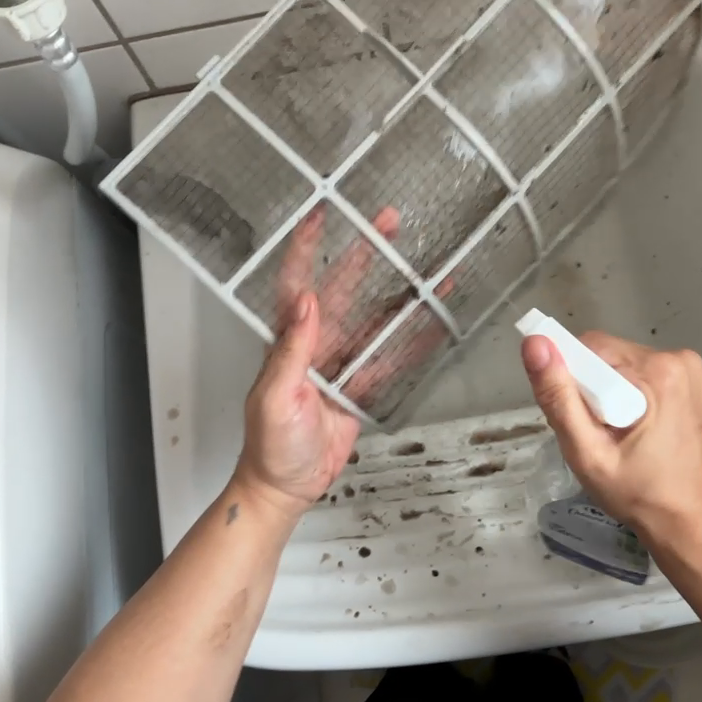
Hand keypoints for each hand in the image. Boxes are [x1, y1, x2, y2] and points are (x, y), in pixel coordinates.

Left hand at [234, 203, 440, 516]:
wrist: (286, 485)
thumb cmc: (270, 446)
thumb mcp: (275, 397)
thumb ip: (291, 352)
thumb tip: (306, 303)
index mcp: (288, 343)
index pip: (297, 283)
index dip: (308, 248)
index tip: (321, 216)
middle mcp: (315, 345)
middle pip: (344, 289)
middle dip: (365, 254)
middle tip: (388, 223)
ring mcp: (340, 364)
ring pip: (373, 319)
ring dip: (397, 293)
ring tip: (424, 268)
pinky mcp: (359, 387)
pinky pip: (390, 359)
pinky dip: (412, 342)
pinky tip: (431, 323)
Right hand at [521, 331, 701, 547]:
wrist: (688, 520)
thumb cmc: (636, 492)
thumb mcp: (586, 452)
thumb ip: (557, 397)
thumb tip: (535, 343)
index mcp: (656, 371)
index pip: (590, 348)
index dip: (573, 379)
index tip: (580, 417)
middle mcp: (678, 359)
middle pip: (608, 354)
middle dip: (592, 388)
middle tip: (596, 432)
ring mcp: (692, 368)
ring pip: (623, 362)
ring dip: (610, 391)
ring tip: (616, 434)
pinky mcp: (695, 380)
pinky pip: (643, 372)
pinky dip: (630, 393)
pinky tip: (636, 427)